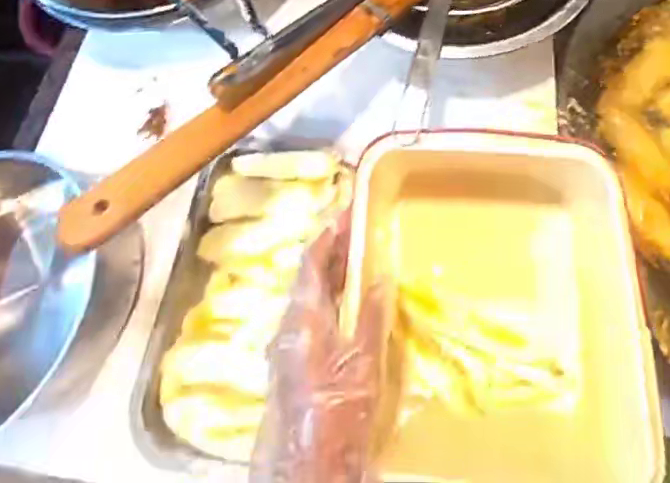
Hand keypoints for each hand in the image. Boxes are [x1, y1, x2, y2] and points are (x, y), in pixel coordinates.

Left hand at [250, 215, 386, 482]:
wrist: (309, 465)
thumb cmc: (337, 410)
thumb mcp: (362, 363)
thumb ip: (370, 316)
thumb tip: (380, 275)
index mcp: (302, 317)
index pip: (311, 262)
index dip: (329, 234)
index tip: (347, 212)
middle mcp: (289, 325)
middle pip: (309, 277)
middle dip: (333, 252)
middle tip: (359, 230)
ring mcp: (289, 345)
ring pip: (311, 297)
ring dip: (333, 275)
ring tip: (359, 258)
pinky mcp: (295, 363)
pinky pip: (312, 316)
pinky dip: (331, 298)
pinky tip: (350, 302)